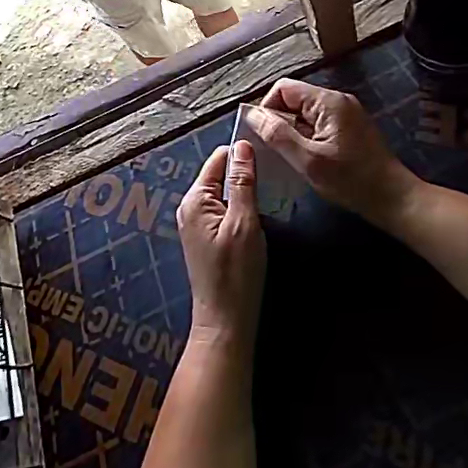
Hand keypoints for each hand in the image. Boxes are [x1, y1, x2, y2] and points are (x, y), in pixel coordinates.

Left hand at [175, 141, 265, 349]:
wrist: (225, 321)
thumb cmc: (236, 273)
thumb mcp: (244, 224)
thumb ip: (242, 183)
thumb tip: (242, 146)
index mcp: (195, 200)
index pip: (218, 159)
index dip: (242, 153)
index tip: (270, 151)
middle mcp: (190, 207)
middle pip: (220, 174)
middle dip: (245, 171)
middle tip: (277, 171)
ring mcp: (197, 223)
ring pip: (224, 193)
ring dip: (245, 190)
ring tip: (273, 188)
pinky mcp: (207, 238)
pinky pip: (224, 210)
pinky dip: (241, 207)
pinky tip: (260, 212)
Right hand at [247, 78, 419, 226]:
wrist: (393, 198)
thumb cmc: (351, 180)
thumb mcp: (308, 160)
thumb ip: (278, 135)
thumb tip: (253, 115)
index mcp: (328, 102)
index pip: (283, 88)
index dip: (267, 108)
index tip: (265, 136)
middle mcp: (338, 101)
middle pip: (294, 99)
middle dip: (280, 121)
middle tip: (278, 151)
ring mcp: (345, 113)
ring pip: (304, 113)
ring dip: (293, 131)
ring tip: (293, 157)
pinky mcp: (349, 127)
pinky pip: (318, 123)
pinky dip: (307, 137)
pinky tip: (309, 159)